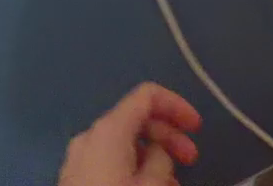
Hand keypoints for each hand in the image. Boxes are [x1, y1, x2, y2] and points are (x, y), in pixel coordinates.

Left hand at [59, 82, 202, 185]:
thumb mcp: (152, 185)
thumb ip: (162, 157)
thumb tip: (157, 151)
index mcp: (109, 128)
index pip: (148, 96)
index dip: (177, 105)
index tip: (198, 129)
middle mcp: (91, 136)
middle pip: (137, 119)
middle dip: (169, 136)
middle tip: (192, 160)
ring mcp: (79, 160)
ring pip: (124, 145)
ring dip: (153, 157)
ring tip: (173, 184)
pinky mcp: (74, 182)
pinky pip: (109, 164)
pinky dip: (133, 169)